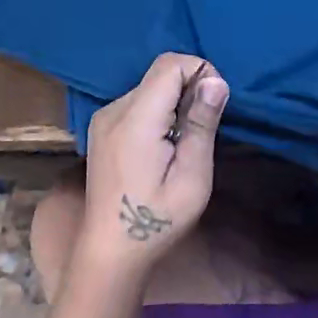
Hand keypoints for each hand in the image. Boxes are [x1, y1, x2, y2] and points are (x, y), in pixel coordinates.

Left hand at [74, 53, 229, 282]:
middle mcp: (114, 110)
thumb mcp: (192, 176)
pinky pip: (138, 101)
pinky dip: (159, 109)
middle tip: (204, 126)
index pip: (170, 65)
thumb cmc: (158, 219)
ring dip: (175, 100)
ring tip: (185, 139)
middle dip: (190, 86)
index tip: (215, 104)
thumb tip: (216, 80)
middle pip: (159, 73)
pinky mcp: (102, 128)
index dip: (200, 72)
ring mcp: (104, 118)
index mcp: (135, 119)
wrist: (110, 253)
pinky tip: (165, 144)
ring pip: (150, 86)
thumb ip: (202, 124)